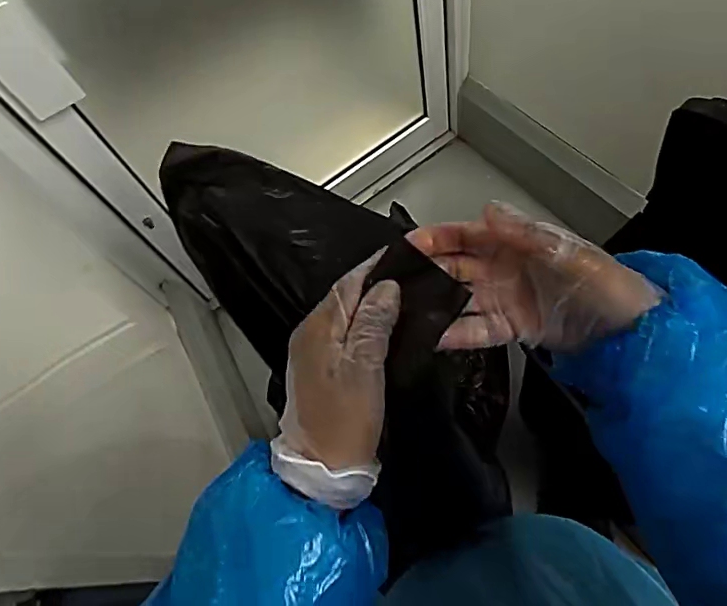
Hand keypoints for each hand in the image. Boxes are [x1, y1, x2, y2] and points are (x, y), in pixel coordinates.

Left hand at [279, 250, 401, 472]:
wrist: (320, 474)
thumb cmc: (345, 421)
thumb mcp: (365, 366)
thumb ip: (374, 321)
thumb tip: (387, 286)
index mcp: (319, 327)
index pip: (350, 281)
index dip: (378, 265)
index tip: (407, 252)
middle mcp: (311, 332)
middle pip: (348, 295)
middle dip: (378, 281)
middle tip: (415, 273)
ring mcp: (314, 351)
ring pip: (349, 313)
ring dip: (374, 302)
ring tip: (408, 295)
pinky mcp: (322, 368)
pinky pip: (348, 332)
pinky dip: (368, 323)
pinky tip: (389, 326)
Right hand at [409, 203, 660, 350]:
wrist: (628, 328)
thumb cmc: (604, 280)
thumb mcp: (566, 252)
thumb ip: (525, 233)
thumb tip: (488, 211)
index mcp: (513, 242)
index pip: (465, 234)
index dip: (435, 237)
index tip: (408, 245)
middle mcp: (503, 267)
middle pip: (455, 265)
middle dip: (425, 269)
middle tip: (394, 280)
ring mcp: (506, 298)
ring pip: (459, 297)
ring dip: (434, 302)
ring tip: (405, 312)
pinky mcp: (513, 327)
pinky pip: (478, 329)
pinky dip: (456, 333)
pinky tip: (435, 338)